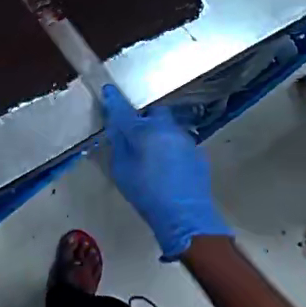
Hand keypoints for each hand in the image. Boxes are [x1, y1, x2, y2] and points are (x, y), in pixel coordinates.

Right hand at [100, 85, 229, 260]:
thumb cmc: (146, 194)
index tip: (108, 90)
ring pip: (168, 127)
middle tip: (136, 133)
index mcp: (143, 131)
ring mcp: (185, 139)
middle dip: (144, 118)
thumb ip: (118, 145)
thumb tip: (117, 129)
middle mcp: (166, 128)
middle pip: (154, 113)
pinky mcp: (197, 152)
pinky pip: (180, 142)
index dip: (114, 101)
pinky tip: (168, 166)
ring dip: (159, 134)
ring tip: (152, 153)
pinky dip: (171, 148)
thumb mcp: (121, 171)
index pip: (123, 110)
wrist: (186, 216)